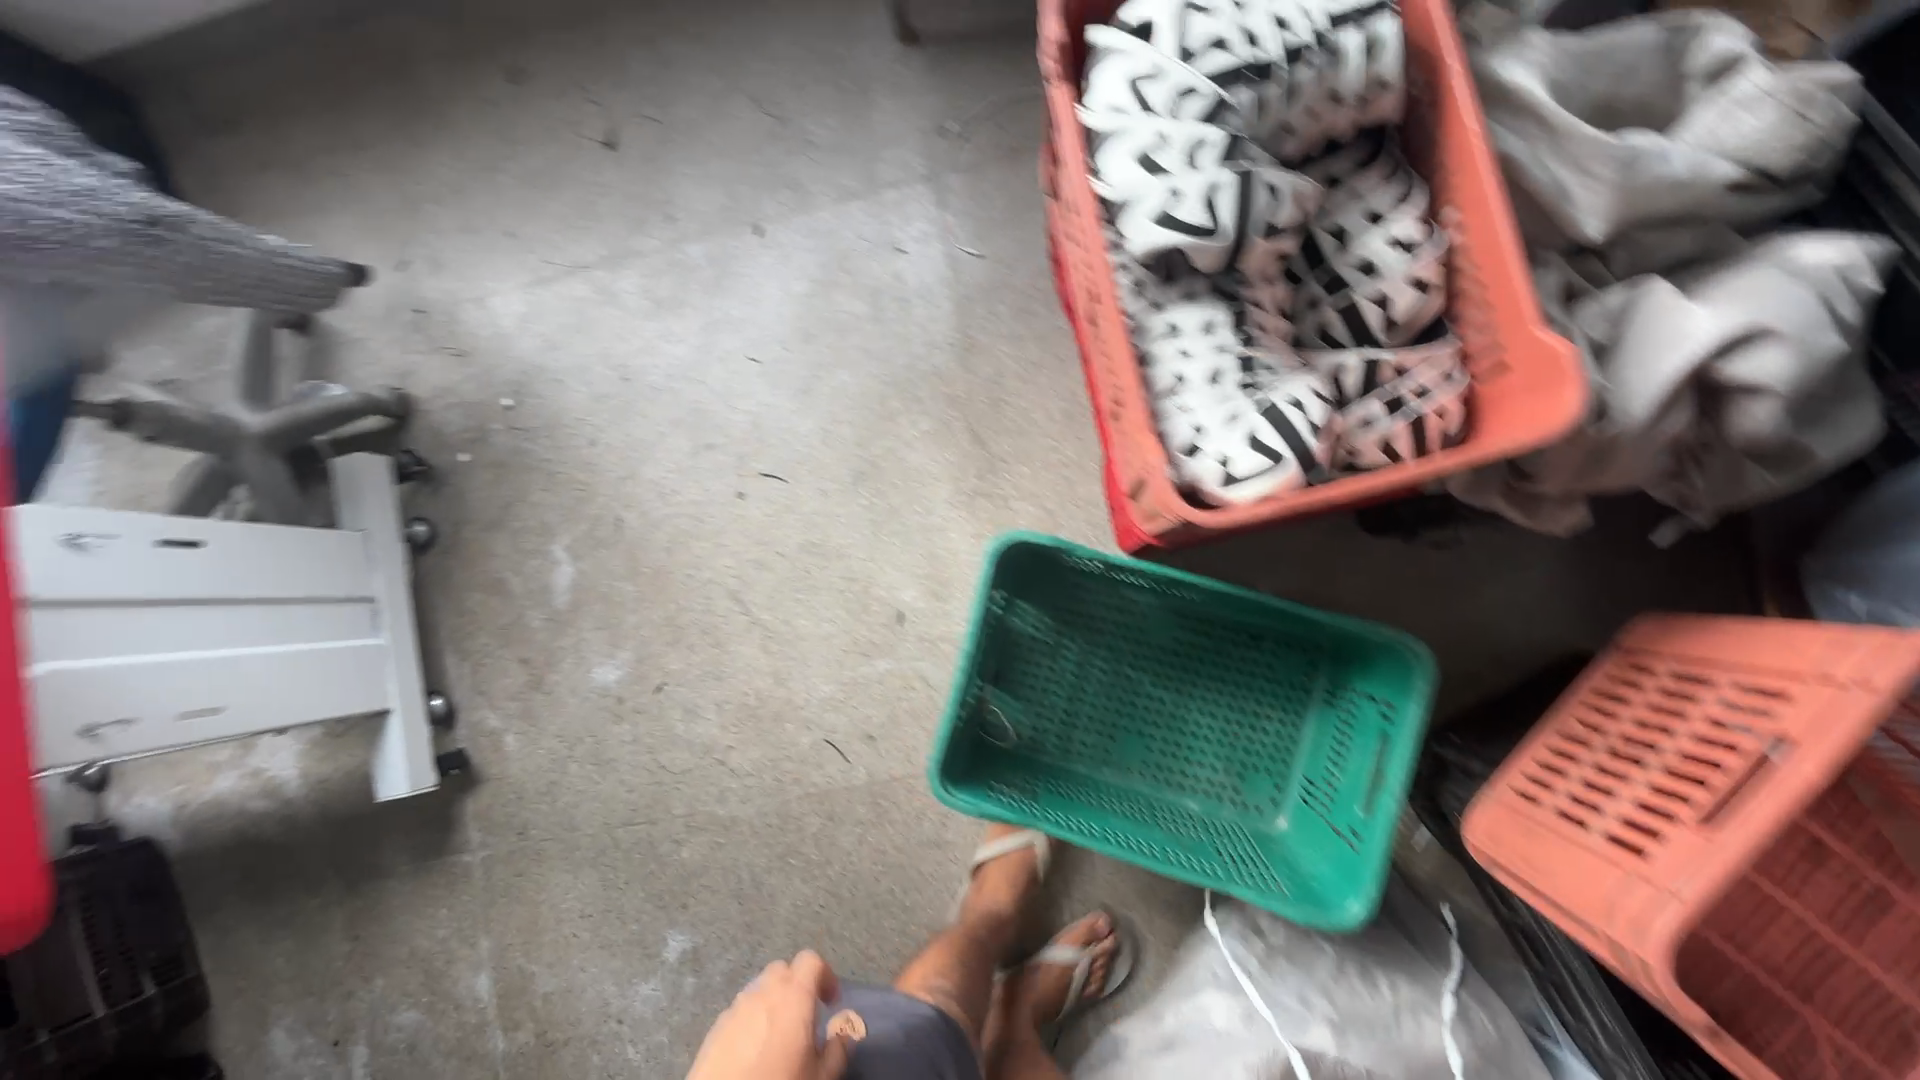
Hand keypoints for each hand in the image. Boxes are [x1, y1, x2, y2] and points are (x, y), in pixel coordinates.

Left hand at [685, 950, 851, 1079]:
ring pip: (759, 990)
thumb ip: (838, 1049)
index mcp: (793, 996)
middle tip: (805, 1015)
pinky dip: (751, 1020)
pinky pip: (739, 1011)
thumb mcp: (822, 1075)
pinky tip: (753, 1050)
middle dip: (797, 985)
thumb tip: (843, 1033)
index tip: (831, 1002)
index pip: (810, 960)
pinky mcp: (716, 1027)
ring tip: (778, 1035)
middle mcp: (763, 992)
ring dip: (773, 1002)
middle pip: (782, 970)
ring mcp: (735, 1008)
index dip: (825, 975)